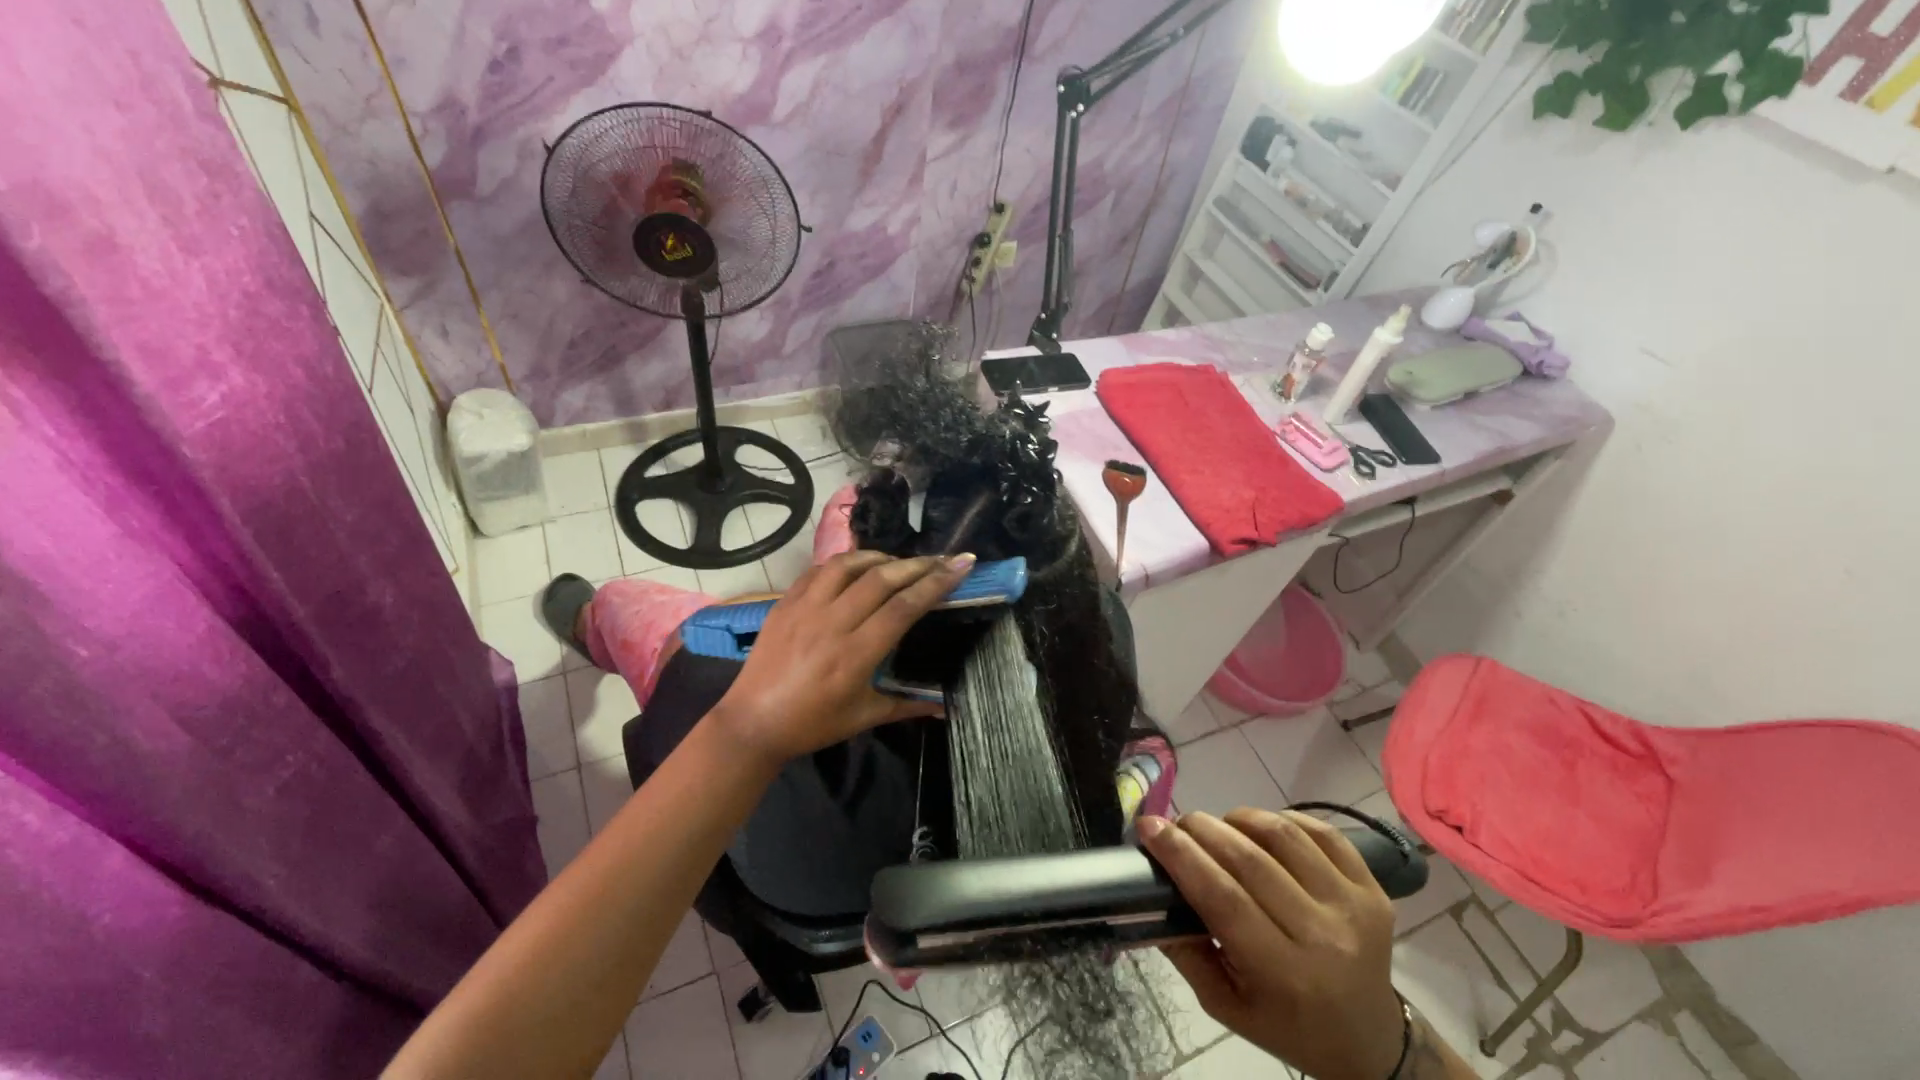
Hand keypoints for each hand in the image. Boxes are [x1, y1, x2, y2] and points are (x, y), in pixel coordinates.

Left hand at [708, 550, 973, 765]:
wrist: (752, 723)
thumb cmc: (812, 724)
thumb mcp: (863, 717)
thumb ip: (907, 705)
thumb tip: (947, 707)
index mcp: (855, 654)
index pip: (904, 607)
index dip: (936, 583)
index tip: (961, 565)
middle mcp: (832, 623)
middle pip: (882, 579)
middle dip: (919, 565)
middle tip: (943, 559)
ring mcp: (805, 609)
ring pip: (848, 565)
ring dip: (880, 557)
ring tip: (900, 562)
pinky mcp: (785, 603)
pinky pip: (818, 571)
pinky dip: (844, 563)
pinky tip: (858, 568)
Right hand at [1139, 810, 1404, 1079]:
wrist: (1368, 1038)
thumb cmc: (1286, 1025)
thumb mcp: (1224, 1004)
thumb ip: (1186, 952)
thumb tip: (1150, 895)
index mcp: (1283, 973)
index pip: (1224, 898)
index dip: (1182, 855)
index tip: (1150, 826)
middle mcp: (1323, 936)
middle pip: (1250, 860)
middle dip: (1202, 829)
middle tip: (1176, 823)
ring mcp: (1353, 907)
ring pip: (1284, 836)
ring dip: (1239, 818)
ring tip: (1218, 826)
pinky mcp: (1372, 889)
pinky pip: (1323, 832)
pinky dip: (1282, 818)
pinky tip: (1259, 828)